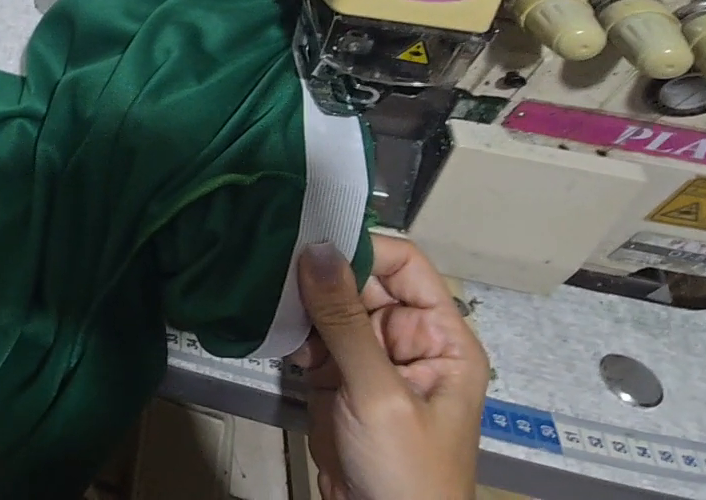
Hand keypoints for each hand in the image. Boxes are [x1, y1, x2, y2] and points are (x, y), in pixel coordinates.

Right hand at [287, 236, 489, 499]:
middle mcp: (405, 336)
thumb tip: (316, 245)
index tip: (309, 238)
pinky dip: (289, 325)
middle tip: (272, 259)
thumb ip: (345, 320)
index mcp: (439, 336)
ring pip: (328, 300)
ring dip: (298, 298)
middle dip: (318, 270)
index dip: (362, 248)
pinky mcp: (335, 370)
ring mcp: (367, 354)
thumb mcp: (378, 393)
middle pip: (360, 277)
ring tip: (266, 291)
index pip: (405, 264)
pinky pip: (310, 329)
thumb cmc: (405, 467)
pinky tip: (271, 326)